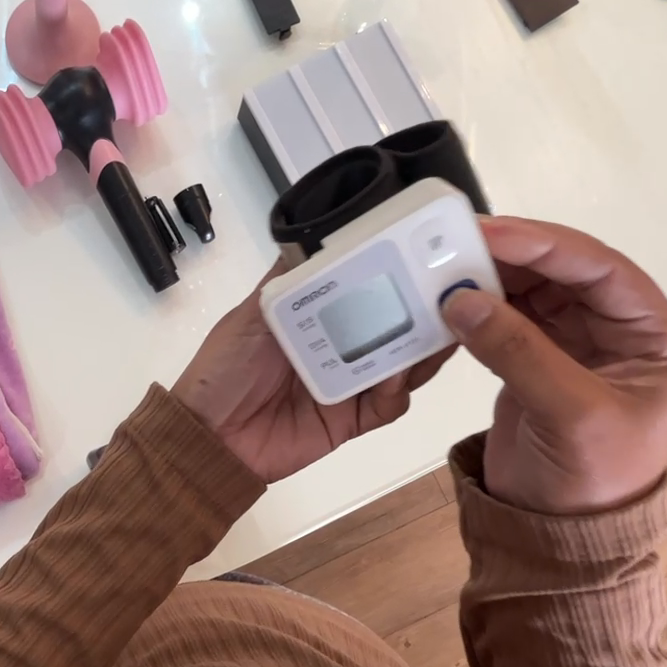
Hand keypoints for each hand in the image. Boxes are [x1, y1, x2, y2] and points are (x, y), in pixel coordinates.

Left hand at [173, 266, 453, 482]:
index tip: (431, 250)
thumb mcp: (252, 315)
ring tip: (447, 327)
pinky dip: (395, 391)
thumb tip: (322, 230)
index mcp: (317, 317)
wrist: (207, 437)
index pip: (368, 290)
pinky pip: (387, 406)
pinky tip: (395, 375)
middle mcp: (340, 347)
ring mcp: (349, 385)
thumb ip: (290, 279)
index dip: (398, 272)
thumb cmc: (223, 370)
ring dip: (424, 348)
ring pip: (403, 365)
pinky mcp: (350, 421)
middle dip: (429, 309)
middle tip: (459, 289)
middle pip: (397, 326)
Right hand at [440, 216, 666, 515]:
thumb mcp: (566, 412)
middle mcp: (615, 333)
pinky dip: (478, 311)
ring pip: (532, 295)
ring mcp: (571, 350)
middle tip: (457, 242)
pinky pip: (505, 323)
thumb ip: (517, 350)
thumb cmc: (587, 479)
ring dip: (492, 280)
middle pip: (564, 276)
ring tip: (445, 267)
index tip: (492, 231)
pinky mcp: (532, 367)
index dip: (547, 246)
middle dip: (514, 257)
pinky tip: (449, 302)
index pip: (602, 272)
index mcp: (652, 337)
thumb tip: (460, 299)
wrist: (554, 534)